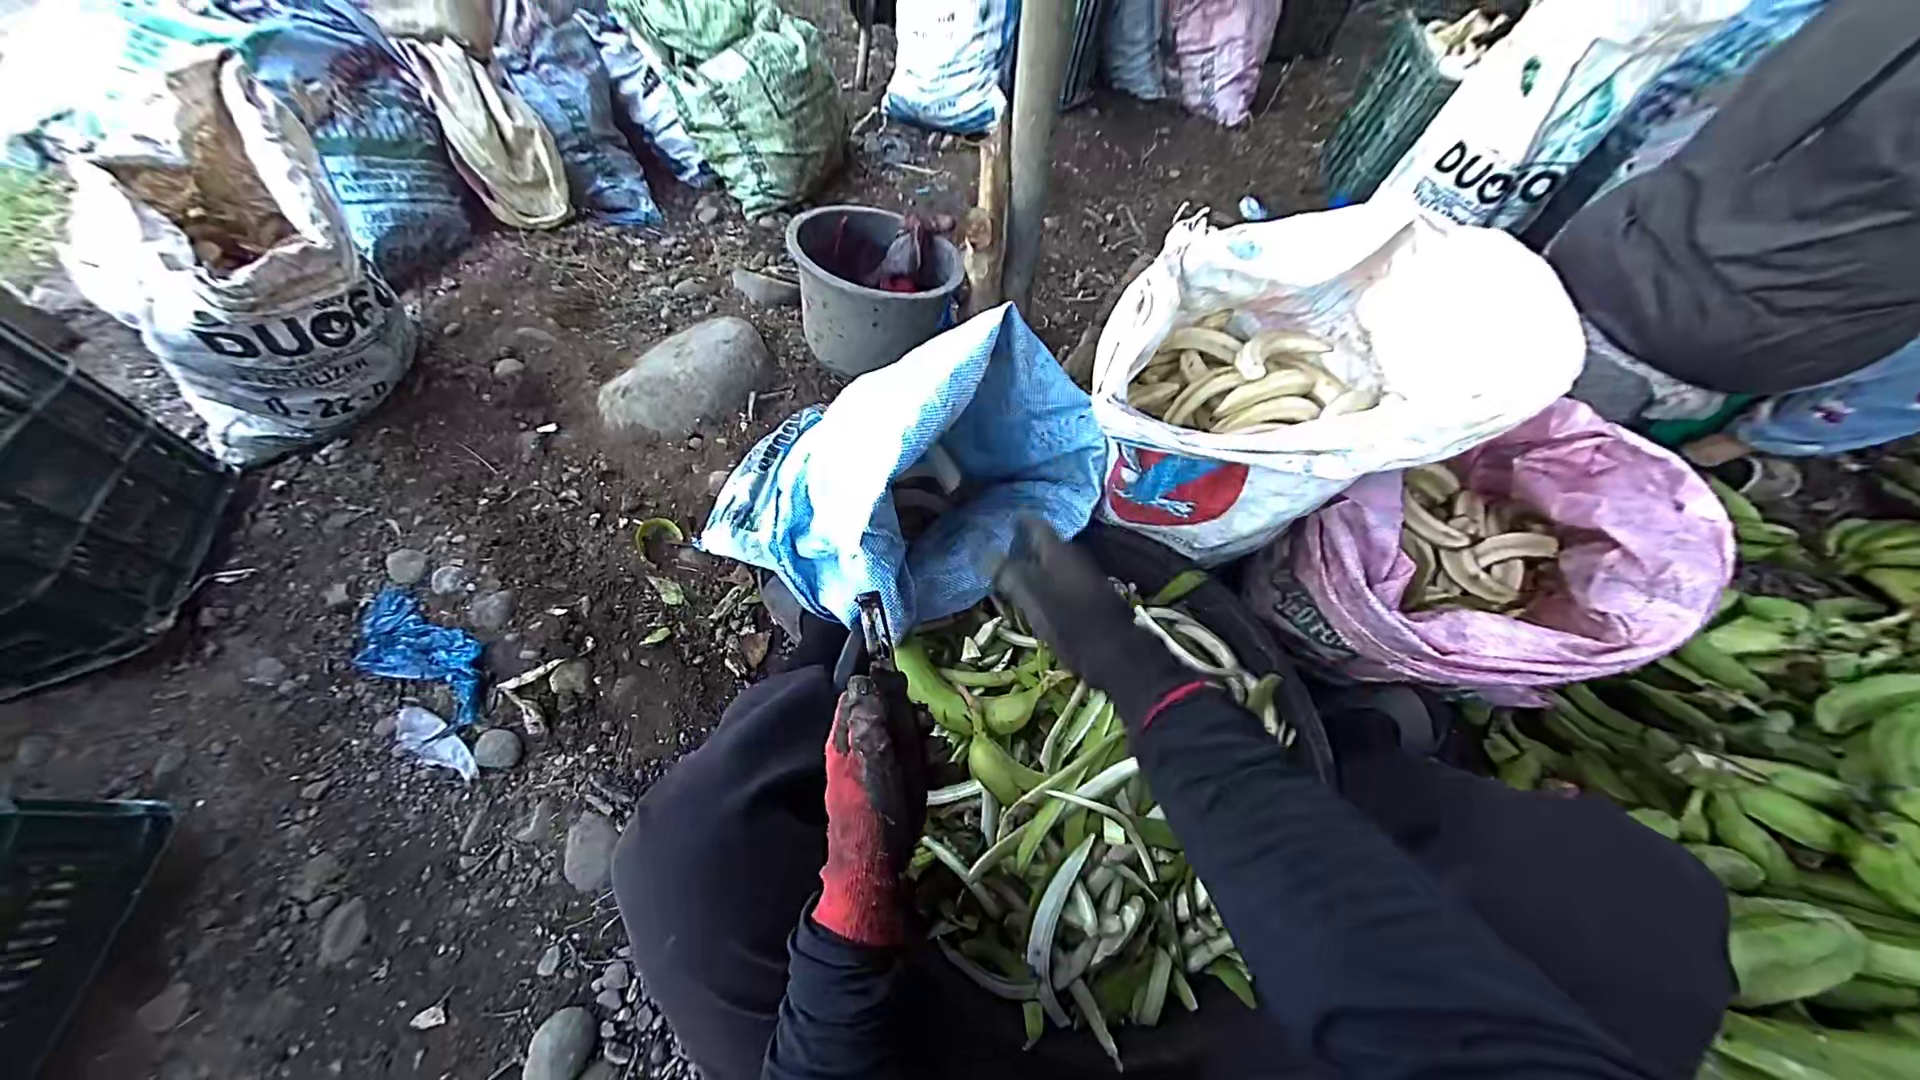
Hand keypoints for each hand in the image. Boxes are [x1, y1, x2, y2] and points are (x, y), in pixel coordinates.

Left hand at [813, 670, 924, 946]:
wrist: (873, 870)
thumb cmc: (872, 812)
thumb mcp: (872, 758)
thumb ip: (868, 718)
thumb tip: (864, 677)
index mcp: (846, 734)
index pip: (860, 690)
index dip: (884, 684)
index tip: (908, 689)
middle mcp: (860, 745)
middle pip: (888, 712)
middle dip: (913, 715)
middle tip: (928, 726)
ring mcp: (878, 766)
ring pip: (906, 736)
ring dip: (926, 741)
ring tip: (939, 756)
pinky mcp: (894, 785)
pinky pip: (914, 762)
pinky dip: (930, 764)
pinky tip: (944, 773)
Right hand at [992, 518, 1198, 728]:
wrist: (1118, 654)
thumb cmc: (1071, 627)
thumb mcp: (1033, 602)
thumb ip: (1010, 576)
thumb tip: (988, 556)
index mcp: (1058, 553)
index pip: (1035, 525)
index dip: (1019, 522)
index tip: (1004, 521)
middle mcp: (1075, 556)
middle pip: (1047, 542)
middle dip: (1027, 542)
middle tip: (1005, 547)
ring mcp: (1088, 574)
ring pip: (1057, 559)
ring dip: (1039, 560)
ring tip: (1018, 569)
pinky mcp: (1095, 593)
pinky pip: (1066, 574)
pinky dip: (1050, 575)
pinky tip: (1041, 590)